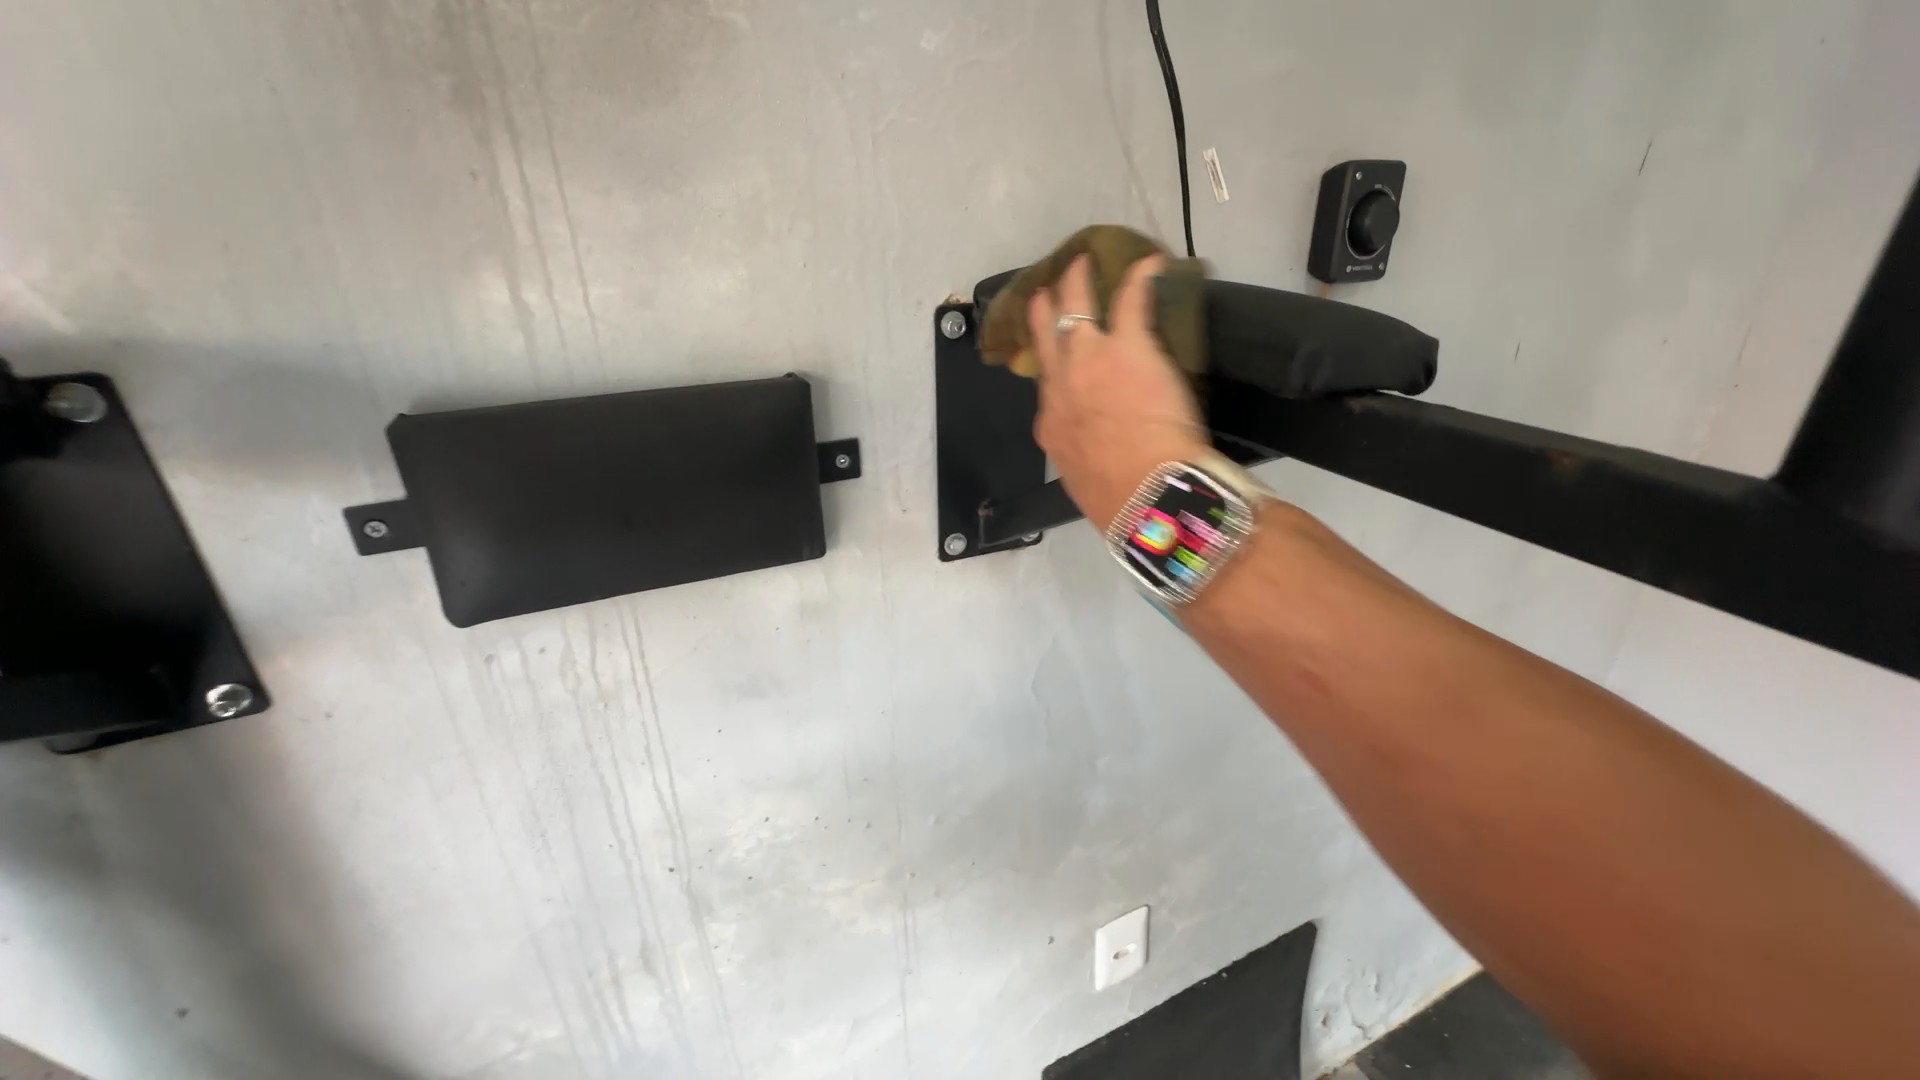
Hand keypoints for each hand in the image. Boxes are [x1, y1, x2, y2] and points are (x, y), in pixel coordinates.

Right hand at [1026, 253, 1209, 530]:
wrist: (1141, 492)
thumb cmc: (1117, 498)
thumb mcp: (1084, 483)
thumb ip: (1086, 466)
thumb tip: (1098, 471)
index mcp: (1053, 427)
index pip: (1047, 391)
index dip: (1051, 372)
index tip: (1055, 365)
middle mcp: (1061, 387)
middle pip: (1046, 339)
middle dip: (1044, 312)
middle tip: (1044, 293)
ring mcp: (1090, 360)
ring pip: (1074, 309)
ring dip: (1076, 283)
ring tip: (1081, 262)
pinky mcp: (1127, 345)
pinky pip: (1130, 299)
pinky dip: (1140, 277)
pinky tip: (1150, 261)